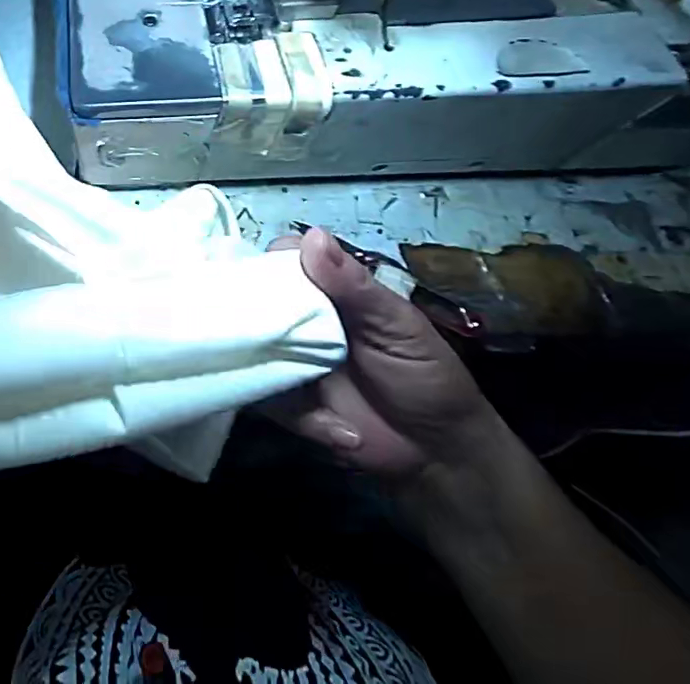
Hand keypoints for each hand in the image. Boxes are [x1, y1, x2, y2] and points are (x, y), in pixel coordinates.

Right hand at [278, 227, 502, 483]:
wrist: (438, 454)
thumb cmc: (425, 374)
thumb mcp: (397, 324)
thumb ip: (355, 284)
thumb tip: (312, 235)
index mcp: (328, 290)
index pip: (284, 260)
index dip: (270, 264)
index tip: (269, 280)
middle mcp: (299, 320)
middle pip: (254, 303)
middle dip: (256, 322)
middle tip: (286, 345)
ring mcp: (287, 361)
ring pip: (250, 353)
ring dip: (279, 378)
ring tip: (324, 397)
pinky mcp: (283, 402)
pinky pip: (265, 401)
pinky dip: (302, 418)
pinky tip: (343, 431)